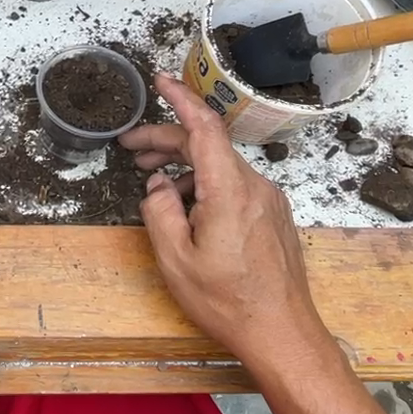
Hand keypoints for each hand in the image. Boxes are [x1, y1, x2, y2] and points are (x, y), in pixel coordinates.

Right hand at [119, 74, 333, 368]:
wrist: (282, 333)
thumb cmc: (227, 301)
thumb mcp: (175, 260)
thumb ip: (159, 212)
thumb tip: (157, 185)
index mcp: (229, 191)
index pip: (204, 127)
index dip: (181, 98)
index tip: (160, 80)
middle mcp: (254, 187)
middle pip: (207, 145)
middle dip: (165, 141)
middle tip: (129, 150)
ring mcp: (267, 201)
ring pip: (219, 166)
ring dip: (183, 166)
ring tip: (151, 182)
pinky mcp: (272, 216)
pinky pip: (233, 186)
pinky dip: (203, 184)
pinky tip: (184, 207)